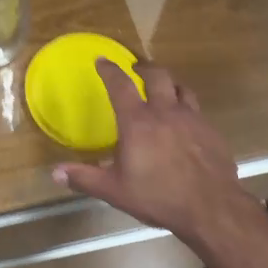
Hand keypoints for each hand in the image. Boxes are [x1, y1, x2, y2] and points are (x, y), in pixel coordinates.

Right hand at [53, 60, 254, 243]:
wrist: (211, 207)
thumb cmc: (158, 197)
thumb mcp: (115, 191)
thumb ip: (85, 178)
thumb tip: (56, 173)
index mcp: (138, 121)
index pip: (120, 85)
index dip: (109, 70)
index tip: (102, 60)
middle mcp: (165, 111)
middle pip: (157, 75)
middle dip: (144, 68)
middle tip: (136, 69)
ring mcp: (192, 119)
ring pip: (181, 88)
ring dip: (169, 84)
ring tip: (164, 89)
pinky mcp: (211, 131)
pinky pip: (197, 111)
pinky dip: (187, 109)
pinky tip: (185, 123)